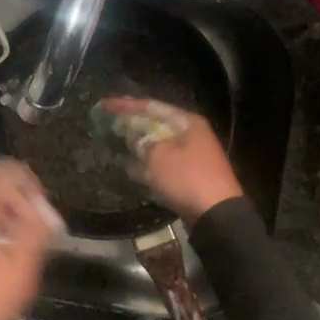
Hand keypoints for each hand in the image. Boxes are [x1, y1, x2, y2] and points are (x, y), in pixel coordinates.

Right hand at [100, 98, 242, 222]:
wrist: (215, 214)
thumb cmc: (186, 177)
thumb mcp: (158, 155)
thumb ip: (141, 140)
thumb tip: (133, 134)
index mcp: (186, 122)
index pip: (151, 106)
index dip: (126, 104)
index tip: (104, 104)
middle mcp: (190, 134)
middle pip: (155, 123)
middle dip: (131, 121)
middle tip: (108, 119)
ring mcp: (190, 155)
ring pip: (158, 143)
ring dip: (137, 142)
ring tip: (115, 138)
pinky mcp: (187, 175)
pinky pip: (161, 162)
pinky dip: (145, 162)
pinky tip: (128, 165)